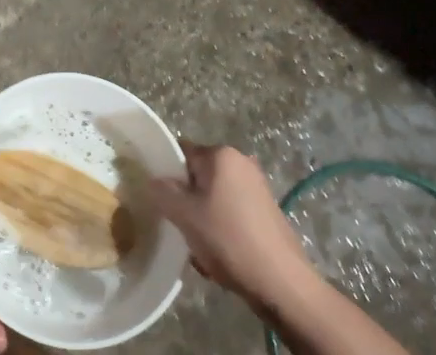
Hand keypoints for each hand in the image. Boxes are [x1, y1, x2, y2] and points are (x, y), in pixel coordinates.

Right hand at [147, 142, 317, 314]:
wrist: (281, 282)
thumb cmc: (228, 239)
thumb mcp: (184, 215)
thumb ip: (162, 191)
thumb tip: (154, 180)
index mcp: (221, 154)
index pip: (181, 153)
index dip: (166, 175)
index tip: (161, 201)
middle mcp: (241, 162)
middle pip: (198, 175)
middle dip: (186, 199)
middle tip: (180, 225)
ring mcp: (257, 186)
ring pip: (213, 196)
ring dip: (202, 216)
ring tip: (200, 245)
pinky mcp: (266, 210)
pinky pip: (231, 210)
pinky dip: (221, 226)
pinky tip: (220, 252)